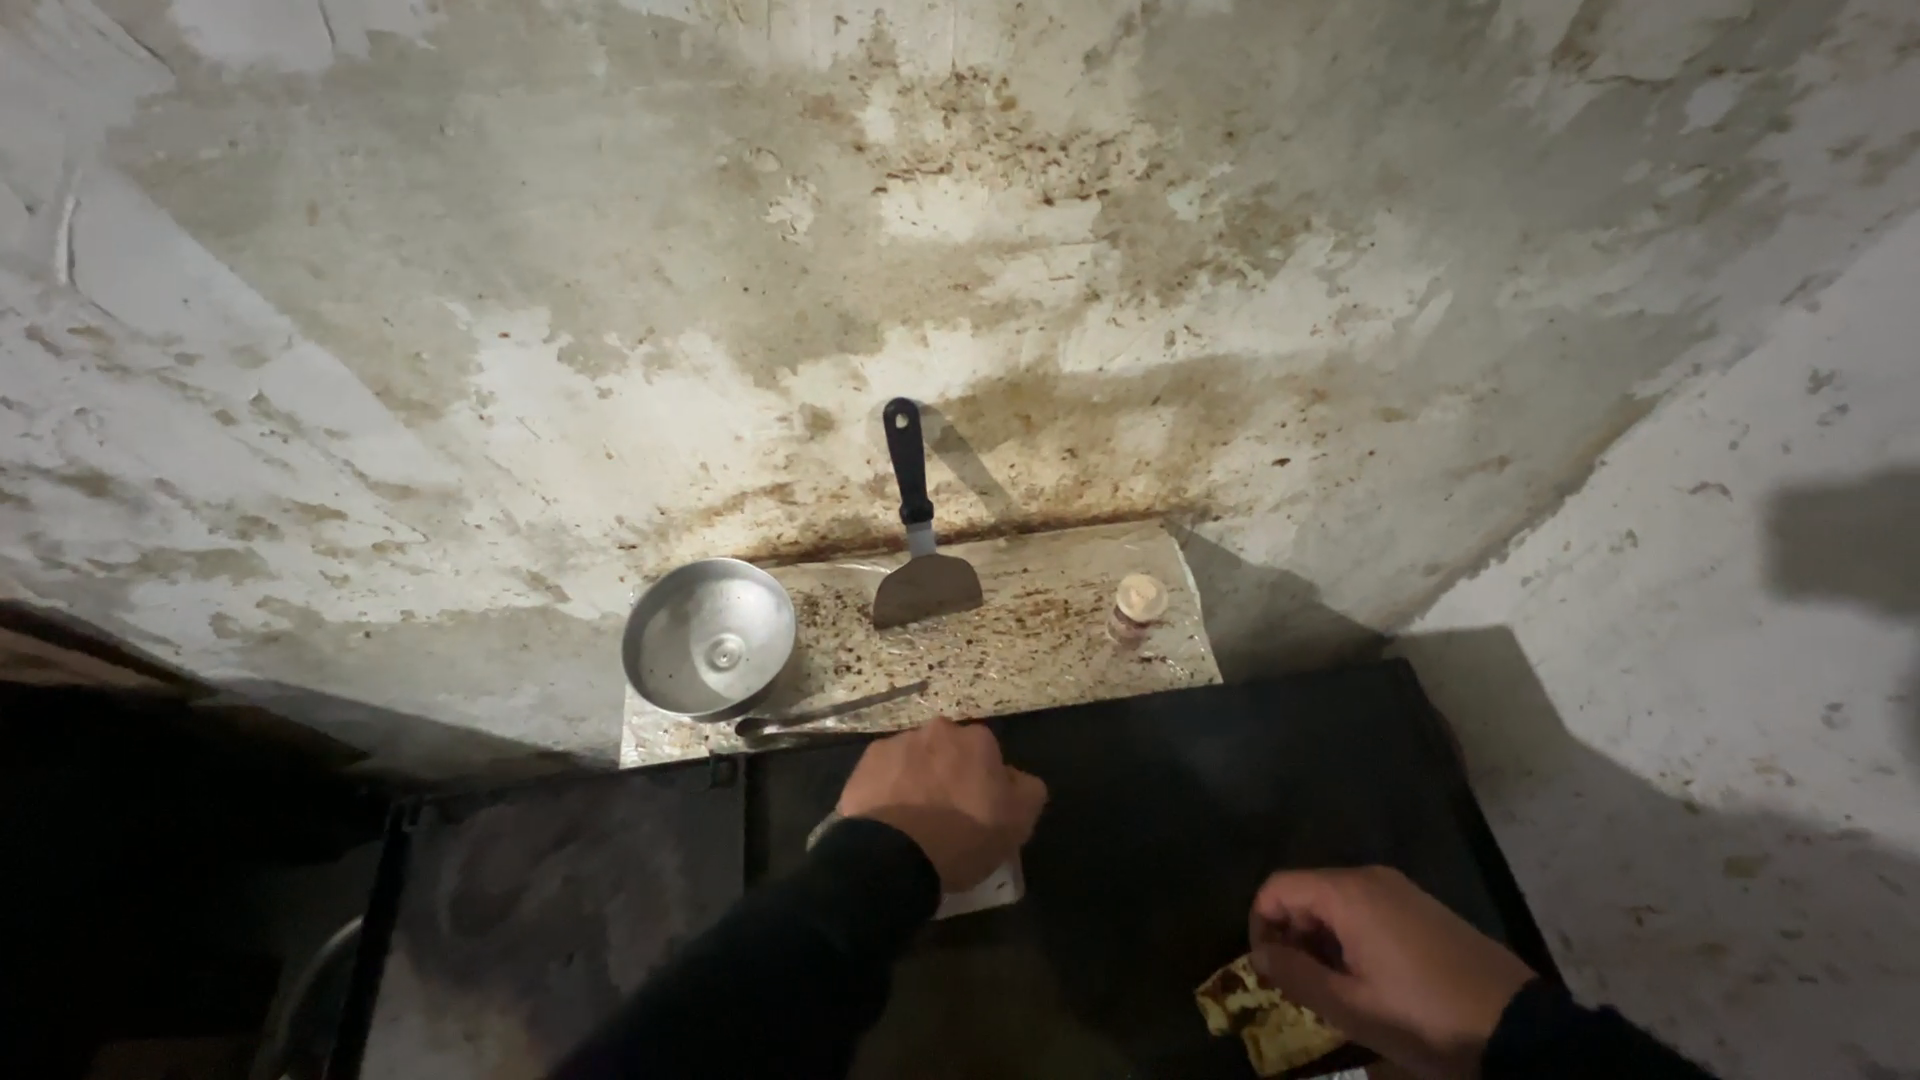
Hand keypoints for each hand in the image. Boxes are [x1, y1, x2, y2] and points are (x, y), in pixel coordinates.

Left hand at [837, 717, 1047, 890]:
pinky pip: (884, 772)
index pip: (988, 754)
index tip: (979, 809)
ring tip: (914, 819)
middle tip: (946, 812)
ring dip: (918, 778)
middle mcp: (938, 731)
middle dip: (949, 772)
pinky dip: (888, 788)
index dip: (985, 781)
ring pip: (915, 758)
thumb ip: (1027, 789)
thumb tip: (1014, 777)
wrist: (894, 854)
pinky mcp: (866, 762)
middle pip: (949, 751)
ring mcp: (899, 743)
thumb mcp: (1019, 822)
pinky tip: (889, 818)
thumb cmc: (964, 837)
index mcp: (978, 740)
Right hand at [1247, 866, 1534, 1079]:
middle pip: (1305, 892)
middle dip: (1290, 935)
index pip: (1277, 888)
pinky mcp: (1423, 908)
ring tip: (1332, 988)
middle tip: (1297, 985)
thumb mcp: (1352, 1007)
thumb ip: (1295, 976)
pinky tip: (1368, 979)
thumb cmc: (1426, 1016)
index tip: (1267, 969)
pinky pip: (1367, 910)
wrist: (1523, 1031)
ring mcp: (1401, 890)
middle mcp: (1370, 878)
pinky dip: (1350, 937)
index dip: (1260, 925)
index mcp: (1347, 893)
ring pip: (1336, 903)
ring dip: (1320, 940)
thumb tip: (1258, 955)